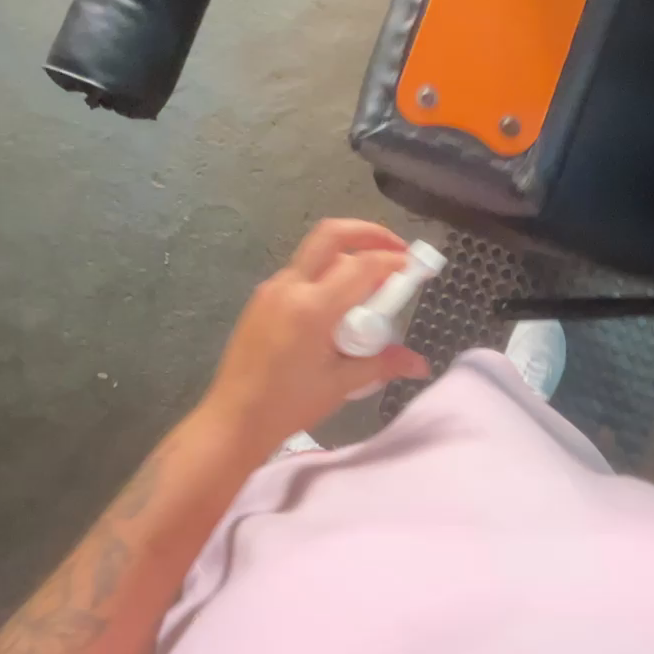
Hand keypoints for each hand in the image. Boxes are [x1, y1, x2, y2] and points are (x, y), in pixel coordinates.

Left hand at [196, 219, 431, 454]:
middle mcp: (289, 287)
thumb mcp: (341, 384)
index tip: (415, 268)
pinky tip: (338, 305)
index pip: (361, 267)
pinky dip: (326, 275)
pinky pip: (301, 272)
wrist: (233, 421)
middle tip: (397, 250)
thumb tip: (420, 364)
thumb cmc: (288, 405)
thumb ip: (382, 363)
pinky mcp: (262, 298)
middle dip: (369, 233)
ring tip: (371, 285)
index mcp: (311, 308)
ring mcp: (271, 289)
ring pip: (315, 253)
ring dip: (347, 256)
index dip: (393, 262)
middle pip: (331, 234)